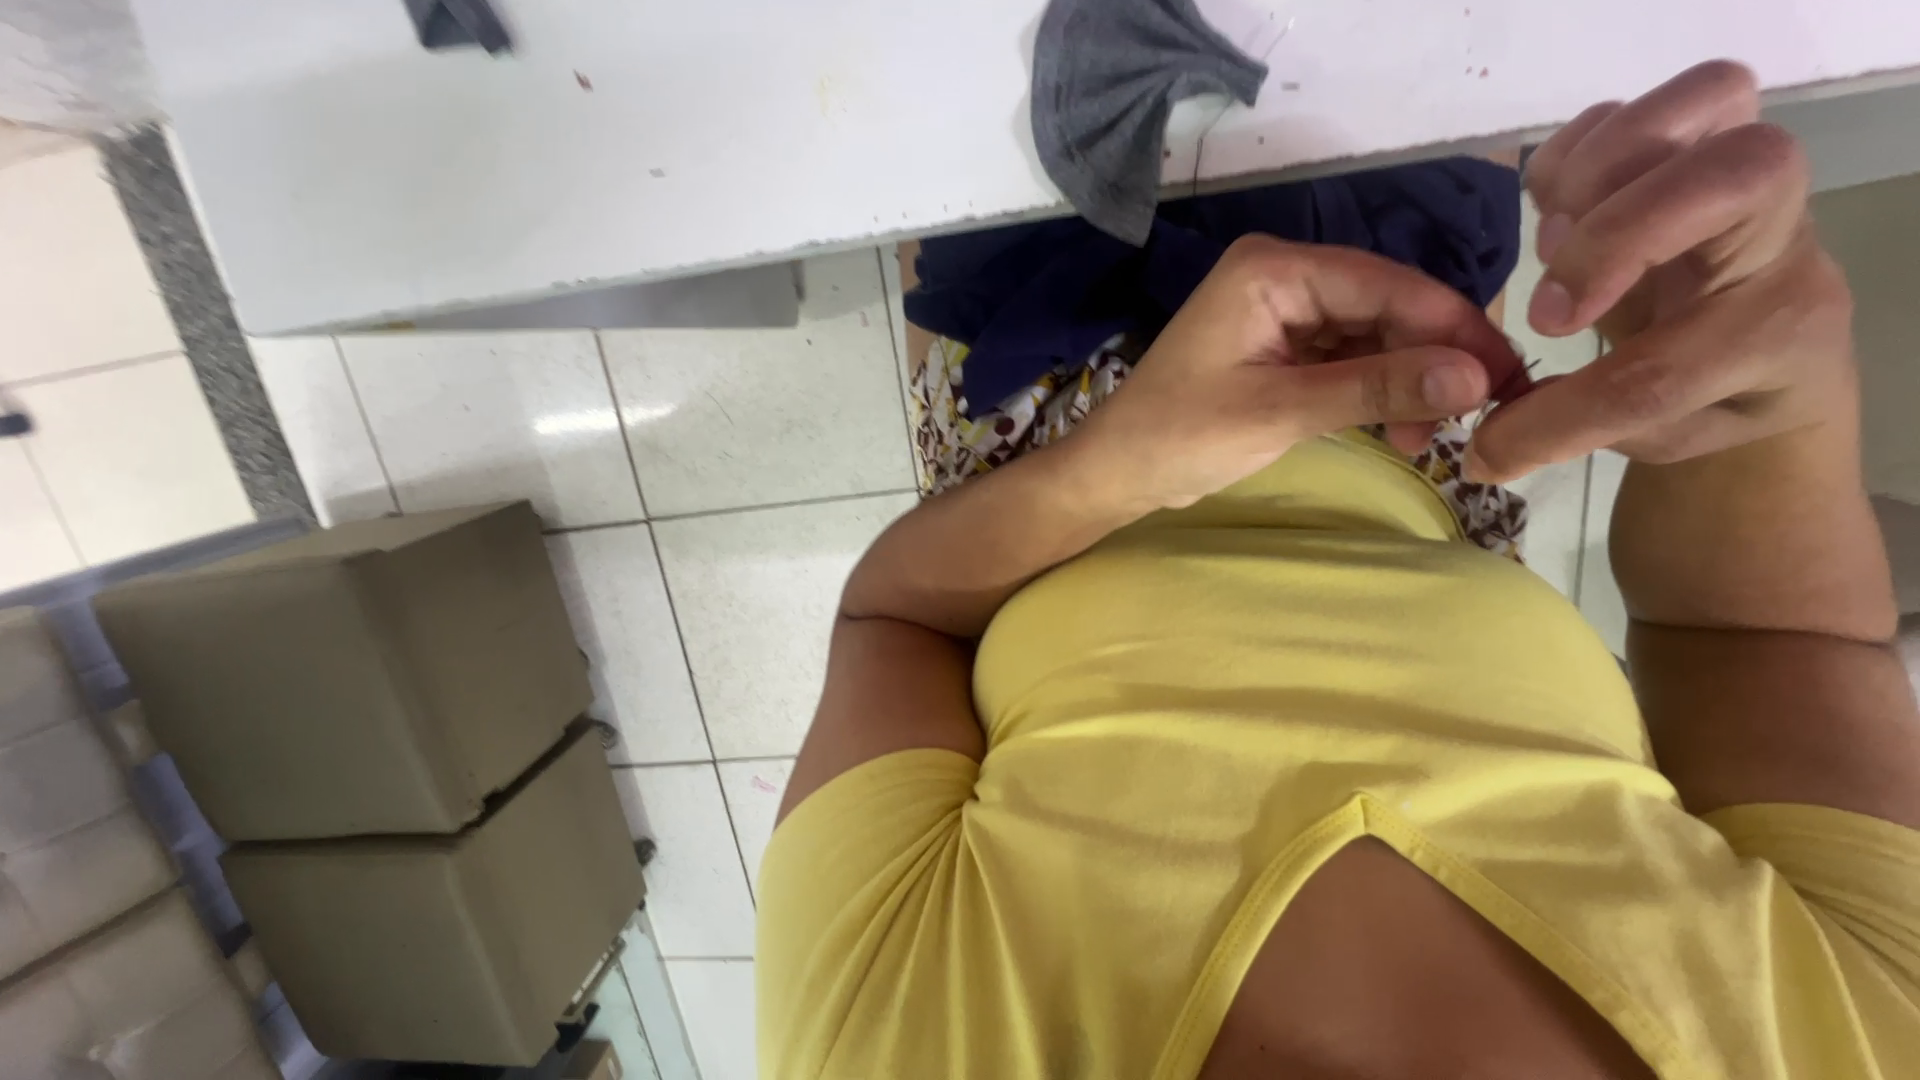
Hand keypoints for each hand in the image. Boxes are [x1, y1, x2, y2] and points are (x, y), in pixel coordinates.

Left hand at [1074, 235, 1522, 509]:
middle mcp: (1282, 277)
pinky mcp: (1280, 348)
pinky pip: (1346, 359)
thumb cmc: (1180, 437)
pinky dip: (1373, 391)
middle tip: (1472, 417)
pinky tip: (1398, 427)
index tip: (1505, 378)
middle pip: (1385, 307)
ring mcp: (1281, 312)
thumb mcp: (1279, 412)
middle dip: (1429, 361)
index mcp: (1273, 270)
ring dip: (1404, 382)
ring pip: (1371, 336)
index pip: (1387, 285)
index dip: (1453, 329)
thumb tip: (1475, 378)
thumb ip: (1375, 388)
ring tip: (1427, 438)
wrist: (1119, 470)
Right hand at [1466, 60, 1857, 482]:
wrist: (1768, 342)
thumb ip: (1576, 436)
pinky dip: (1574, 151)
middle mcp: (1776, 240)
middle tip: (1550, 309)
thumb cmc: (1712, 399)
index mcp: (1773, 336)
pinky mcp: (1695, 144)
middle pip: (1740, 173)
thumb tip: (1480, 448)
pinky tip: (1552, 211)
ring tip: (1551, 242)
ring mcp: (1738, 177)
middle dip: (1617, 234)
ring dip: (1598, 170)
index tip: (1490, 451)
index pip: (1659, 375)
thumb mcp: (1658, 439)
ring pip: (1709, 100)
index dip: (1557, 421)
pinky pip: (1639, 104)